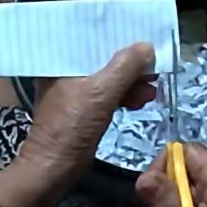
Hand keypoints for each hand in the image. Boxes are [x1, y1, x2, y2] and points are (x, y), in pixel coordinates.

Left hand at [12, 43, 156, 194]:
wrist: (53, 170)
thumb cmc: (70, 127)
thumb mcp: (101, 93)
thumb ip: (125, 67)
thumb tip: (147, 47)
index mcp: (60, 59)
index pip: (92, 36)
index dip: (119, 36)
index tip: (144, 38)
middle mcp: (66, 70)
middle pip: (104, 57)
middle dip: (131, 63)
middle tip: (154, 68)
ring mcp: (75, 90)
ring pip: (109, 76)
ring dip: (132, 81)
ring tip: (151, 89)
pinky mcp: (84, 108)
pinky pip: (109, 93)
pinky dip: (125, 95)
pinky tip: (141, 100)